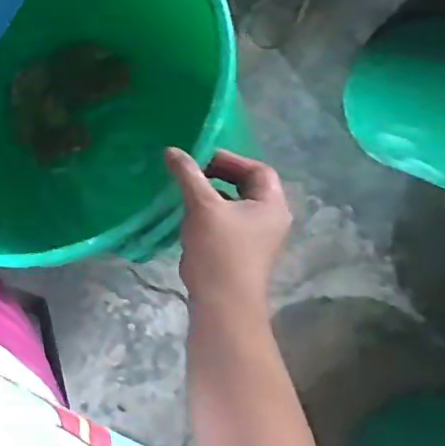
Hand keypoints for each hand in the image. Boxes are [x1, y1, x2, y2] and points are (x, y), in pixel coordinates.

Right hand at [164, 148, 290, 314]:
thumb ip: (188, 175)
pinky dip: (208, 205)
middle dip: (218, 172)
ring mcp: (256, 231)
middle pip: (248, 183)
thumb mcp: (202, 205)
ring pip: (235, 199)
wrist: (223, 295)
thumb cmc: (220, 247)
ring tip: (183, 186)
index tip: (198, 157)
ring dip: (211, 188)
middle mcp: (270, 216)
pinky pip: (226, 214)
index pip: (259, 170)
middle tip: (188, 169)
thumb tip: (172, 150)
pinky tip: (187, 208)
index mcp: (272, 205)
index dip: (230, 159)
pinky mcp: (240, 242)